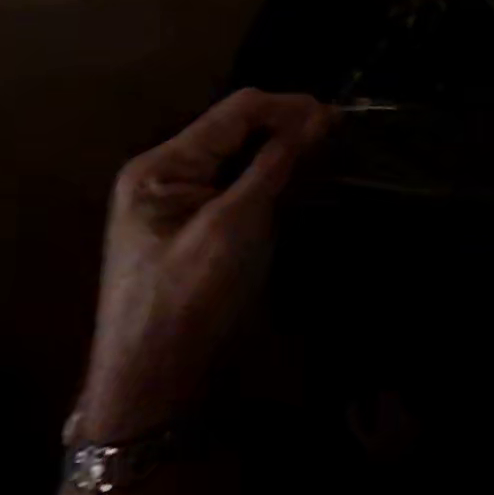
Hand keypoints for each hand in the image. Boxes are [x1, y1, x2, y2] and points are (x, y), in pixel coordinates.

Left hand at [73, 89, 333, 440]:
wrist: (157, 387)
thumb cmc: (190, 300)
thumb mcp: (235, 225)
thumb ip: (275, 164)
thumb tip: (319, 116)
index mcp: (162, 164)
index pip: (235, 112)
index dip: (288, 107)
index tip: (337, 117)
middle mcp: (169, 171)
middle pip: (237, 128)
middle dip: (286, 125)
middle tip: (336, 136)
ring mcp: (182, 199)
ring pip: (242, 153)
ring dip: (283, 149)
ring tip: (326, 152)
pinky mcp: (199, 224)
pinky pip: (240, 182)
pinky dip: (273, 175)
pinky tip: (301, 180)